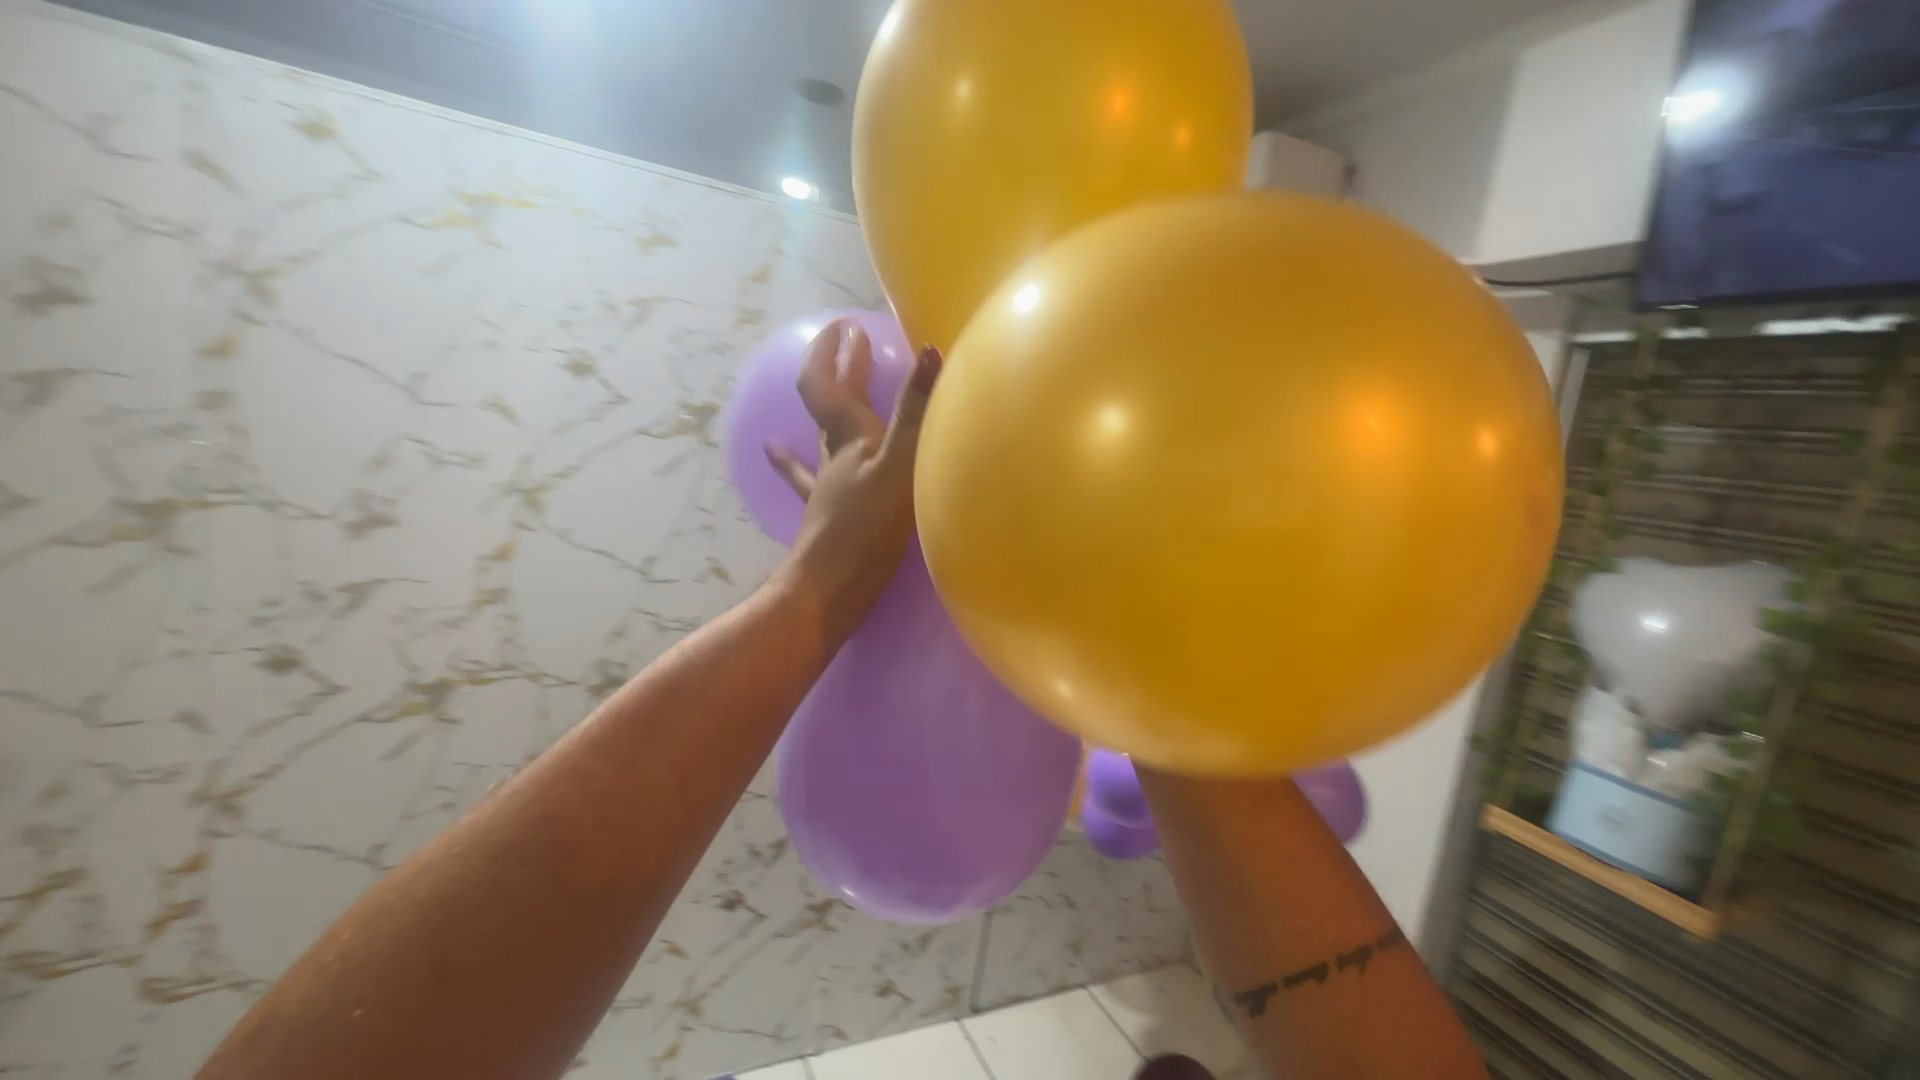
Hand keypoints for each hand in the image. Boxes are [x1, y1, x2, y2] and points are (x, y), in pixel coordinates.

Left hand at [766, 318, 940, 642]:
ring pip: (824, 434)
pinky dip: (790, 457)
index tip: (845, 324)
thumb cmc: (865, 531)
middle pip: (828, 400)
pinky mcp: (827, 512)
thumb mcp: (897, 468)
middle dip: (841, 367)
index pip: (825, 382)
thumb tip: (930, 352)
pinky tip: (773, 450)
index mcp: (849, 438)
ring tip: (825, 381)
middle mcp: (834, 453)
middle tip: (852, 339)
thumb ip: (915, 414)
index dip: (830, 351)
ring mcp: (828, 484)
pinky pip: (806, 475)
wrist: (829, 591)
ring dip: (830, 404)